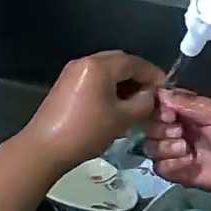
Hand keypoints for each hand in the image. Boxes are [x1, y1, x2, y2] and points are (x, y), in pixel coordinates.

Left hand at [20, 52, 164, 166]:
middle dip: (138, 76)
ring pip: (107, 71)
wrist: (45, 148)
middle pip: (120, 62)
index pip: (134, 62)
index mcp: (99, 66)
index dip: (153, 74)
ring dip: (124, 83)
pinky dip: (109, 88)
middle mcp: (85, 62)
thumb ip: (143, 103)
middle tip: (152, 95)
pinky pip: (94, 79)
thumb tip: (151, 95)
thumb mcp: (122, 119)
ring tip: (137, 103)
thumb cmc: (86, 132)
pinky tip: (117, 106)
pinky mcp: (66, 85)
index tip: (165, 89)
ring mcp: (73, 73)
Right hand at [142, 89, 210, 200]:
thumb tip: (160, 92)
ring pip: (151, 146)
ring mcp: (178, 152)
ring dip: (165, 147)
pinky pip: (159, 167)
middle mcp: (180, 128)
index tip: (169, 114)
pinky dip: (171, 165)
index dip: (159, 108)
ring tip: (186, 150)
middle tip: (180, 133)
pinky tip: (188, 164)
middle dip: (162, 129)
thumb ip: (188, 102)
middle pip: (151, 125)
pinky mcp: (178, 172)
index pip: (161, 103)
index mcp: (190, 110)